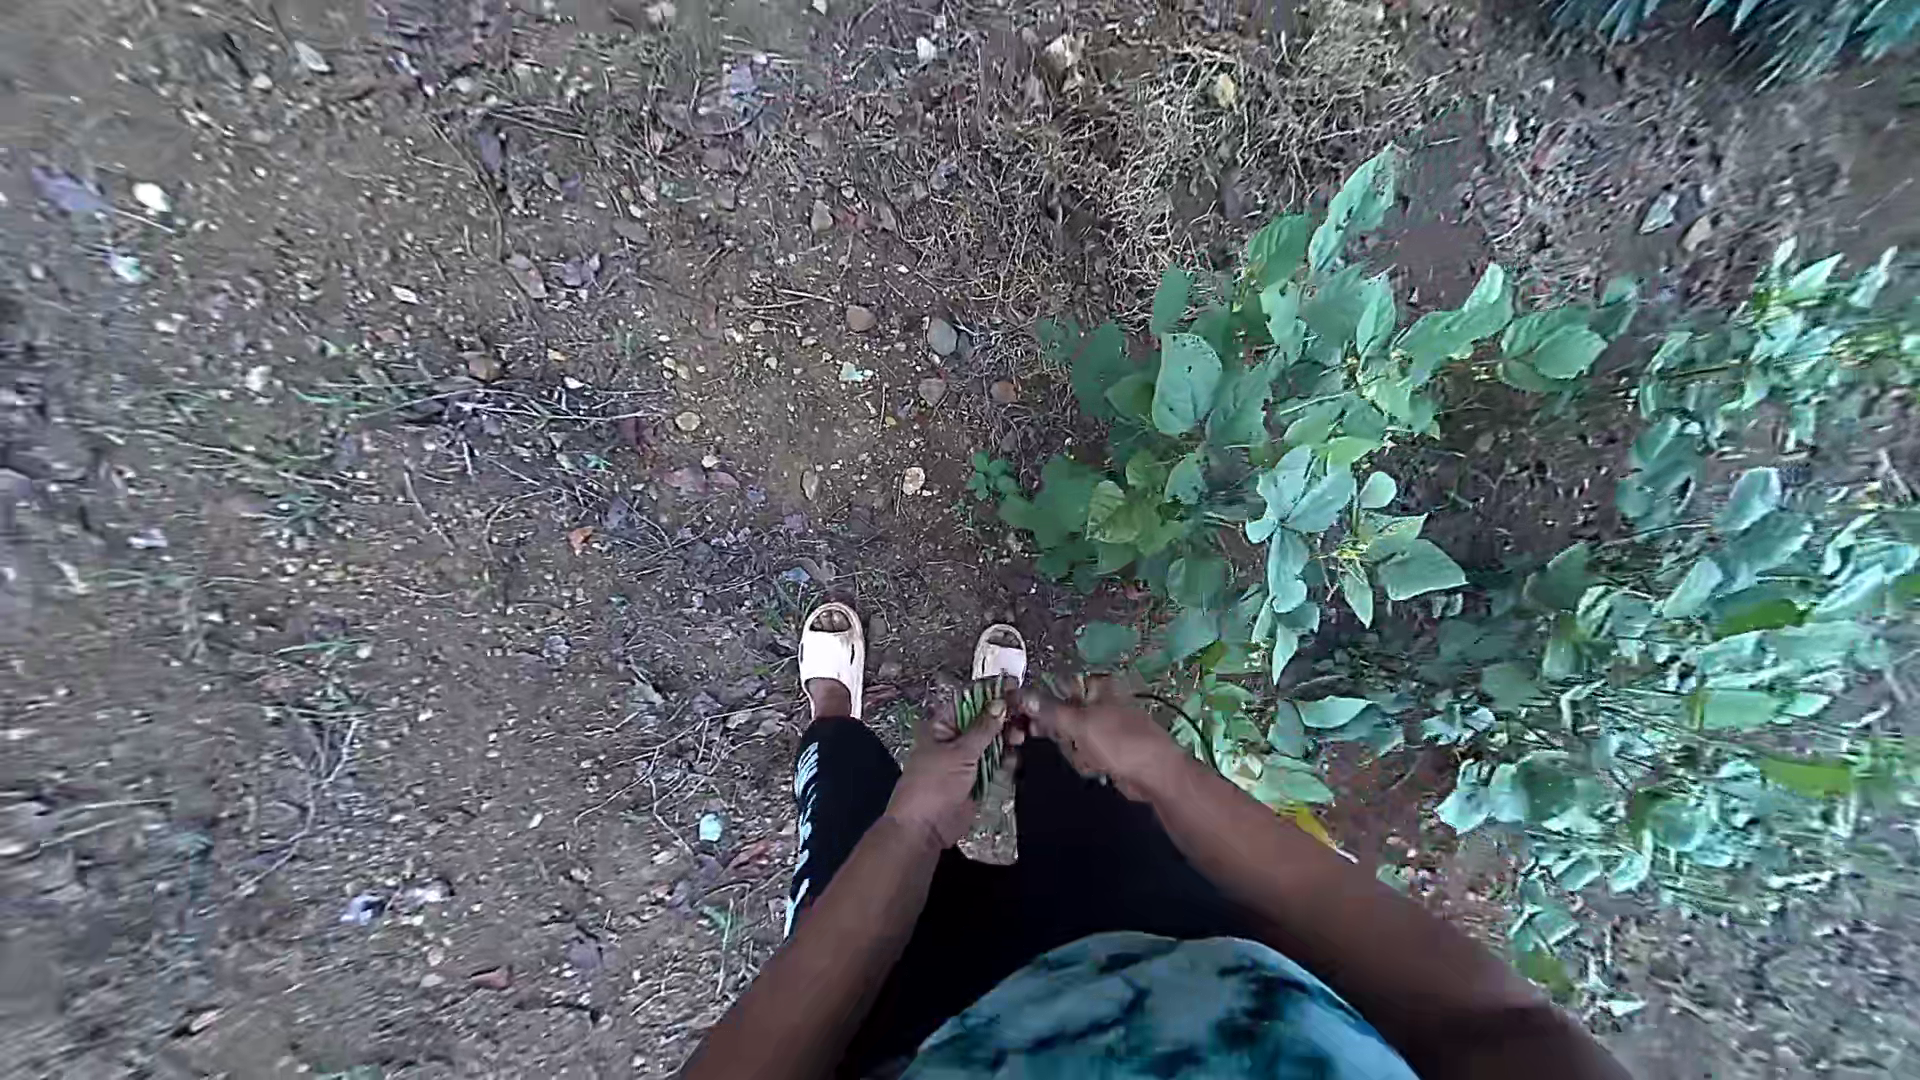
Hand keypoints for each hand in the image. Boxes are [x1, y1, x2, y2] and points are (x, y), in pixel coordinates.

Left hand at [883, 683, 1010, 849]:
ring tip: (1020, 736)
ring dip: (1007, 737)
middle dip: (1003, 716)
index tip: (1012, 685)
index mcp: (944, 724)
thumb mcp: (959, 752)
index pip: (969, 700)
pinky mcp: (979, 777)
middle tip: (1023, 714)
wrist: (925, 828)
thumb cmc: (933, 784)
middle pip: (984, 719)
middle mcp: (957, 737)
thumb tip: (1000, 703)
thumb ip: (982, 729)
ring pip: (993, 740)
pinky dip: (1007, 757)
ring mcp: (968, 757)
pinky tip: (1015, 755)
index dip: (990, 692)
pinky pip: (996, 761)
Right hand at [1014, 676, 1186, 799]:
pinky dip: (1085, 761)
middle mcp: (1097, 703)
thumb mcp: (1080, 724)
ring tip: (1089, 757)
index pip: (1057, 686)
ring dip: (1074, 750)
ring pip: (1068, 736)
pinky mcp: (1104, 748)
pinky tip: (1097, 766)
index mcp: (1095, 687)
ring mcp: (1101, 726)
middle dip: (1060, 733)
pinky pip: (1080, 751)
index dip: (1040, 701)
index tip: (1027, 716)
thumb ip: (1049, 710)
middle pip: (1060, 713)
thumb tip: (1022, 695)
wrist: (1155, 776)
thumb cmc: (1121, 742)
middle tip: (1066, 741)